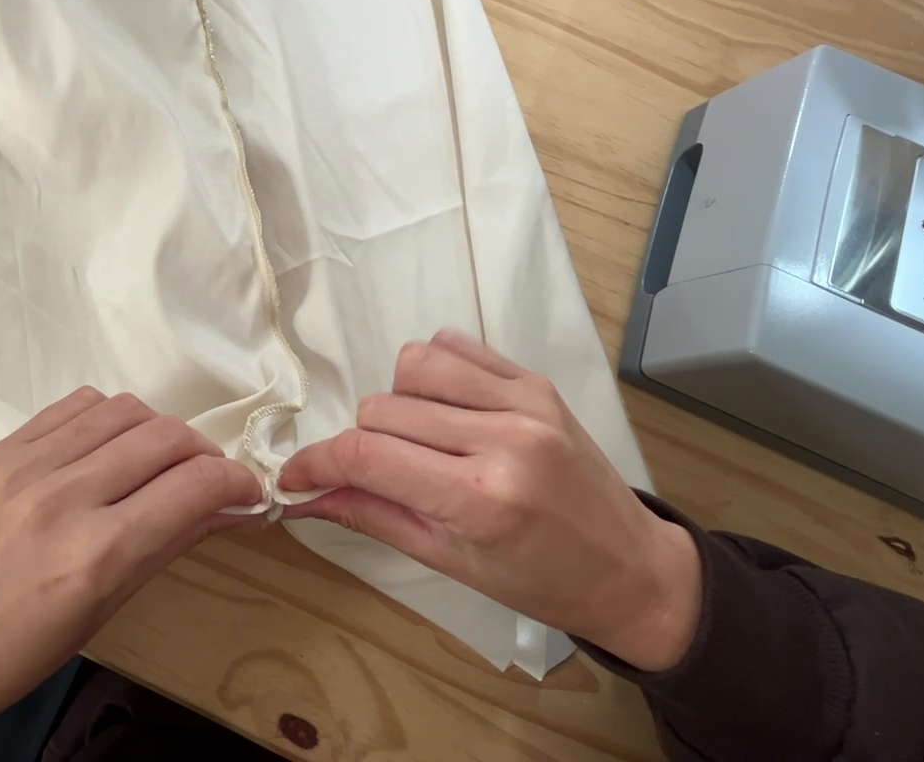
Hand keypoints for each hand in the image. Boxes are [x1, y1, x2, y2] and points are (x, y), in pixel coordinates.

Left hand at [0, 388, 262, 761]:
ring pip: (125, 408)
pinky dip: (111, 417)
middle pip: (166, 436)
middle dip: (206, 452)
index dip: (236, 481)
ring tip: (162, 460)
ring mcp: (29, 463)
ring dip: (160, 430)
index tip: (249, 490)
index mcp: (96, 553)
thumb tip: (229, 506)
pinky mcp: (5, 447)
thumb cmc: (22, 650)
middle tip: (211, 476)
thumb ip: (173, 543)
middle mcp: (65, 495)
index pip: (193, 485)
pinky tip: (113, 444)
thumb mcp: (109, 607)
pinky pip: (78, 404)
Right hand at [279, 329, 701, 670]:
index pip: (366, 457)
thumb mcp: (447, 560)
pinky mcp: (535, 379)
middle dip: (363, 443)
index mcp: (480, 499)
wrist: (631, 567)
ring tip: (420, 436)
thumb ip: (369, 515)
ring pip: (413, 364)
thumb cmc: (538, 579)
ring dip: (397, 400)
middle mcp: (502, 438)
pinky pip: (453, 344)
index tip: (292, 477)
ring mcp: (523, 400)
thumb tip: (303, 497)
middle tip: (383, 474)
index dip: (315, 462)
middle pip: (381, 409)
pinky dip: (432, 370)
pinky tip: (445, 407)